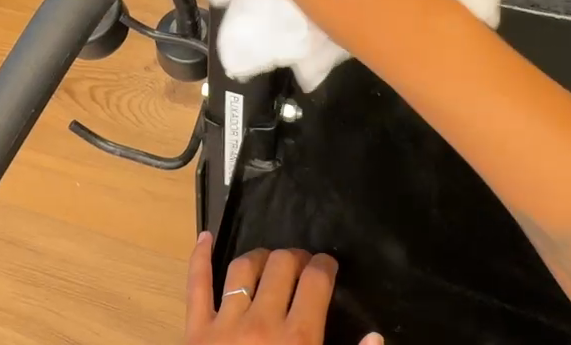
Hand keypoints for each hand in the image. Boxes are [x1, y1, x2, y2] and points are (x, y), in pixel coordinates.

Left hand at [185, 232, 375, 344]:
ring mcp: (224, 323)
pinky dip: (199, 257)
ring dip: (260, 257)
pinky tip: (205, 236)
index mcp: (297, 341)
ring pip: (243, 269)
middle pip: (281, 266)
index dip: (325, 266)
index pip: (316, 282)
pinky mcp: (195, 331)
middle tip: (303, 264)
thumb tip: (376, 337)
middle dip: (297, 258)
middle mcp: (261, 322)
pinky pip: (196, 285)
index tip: (329, 266)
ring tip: (270, 260)